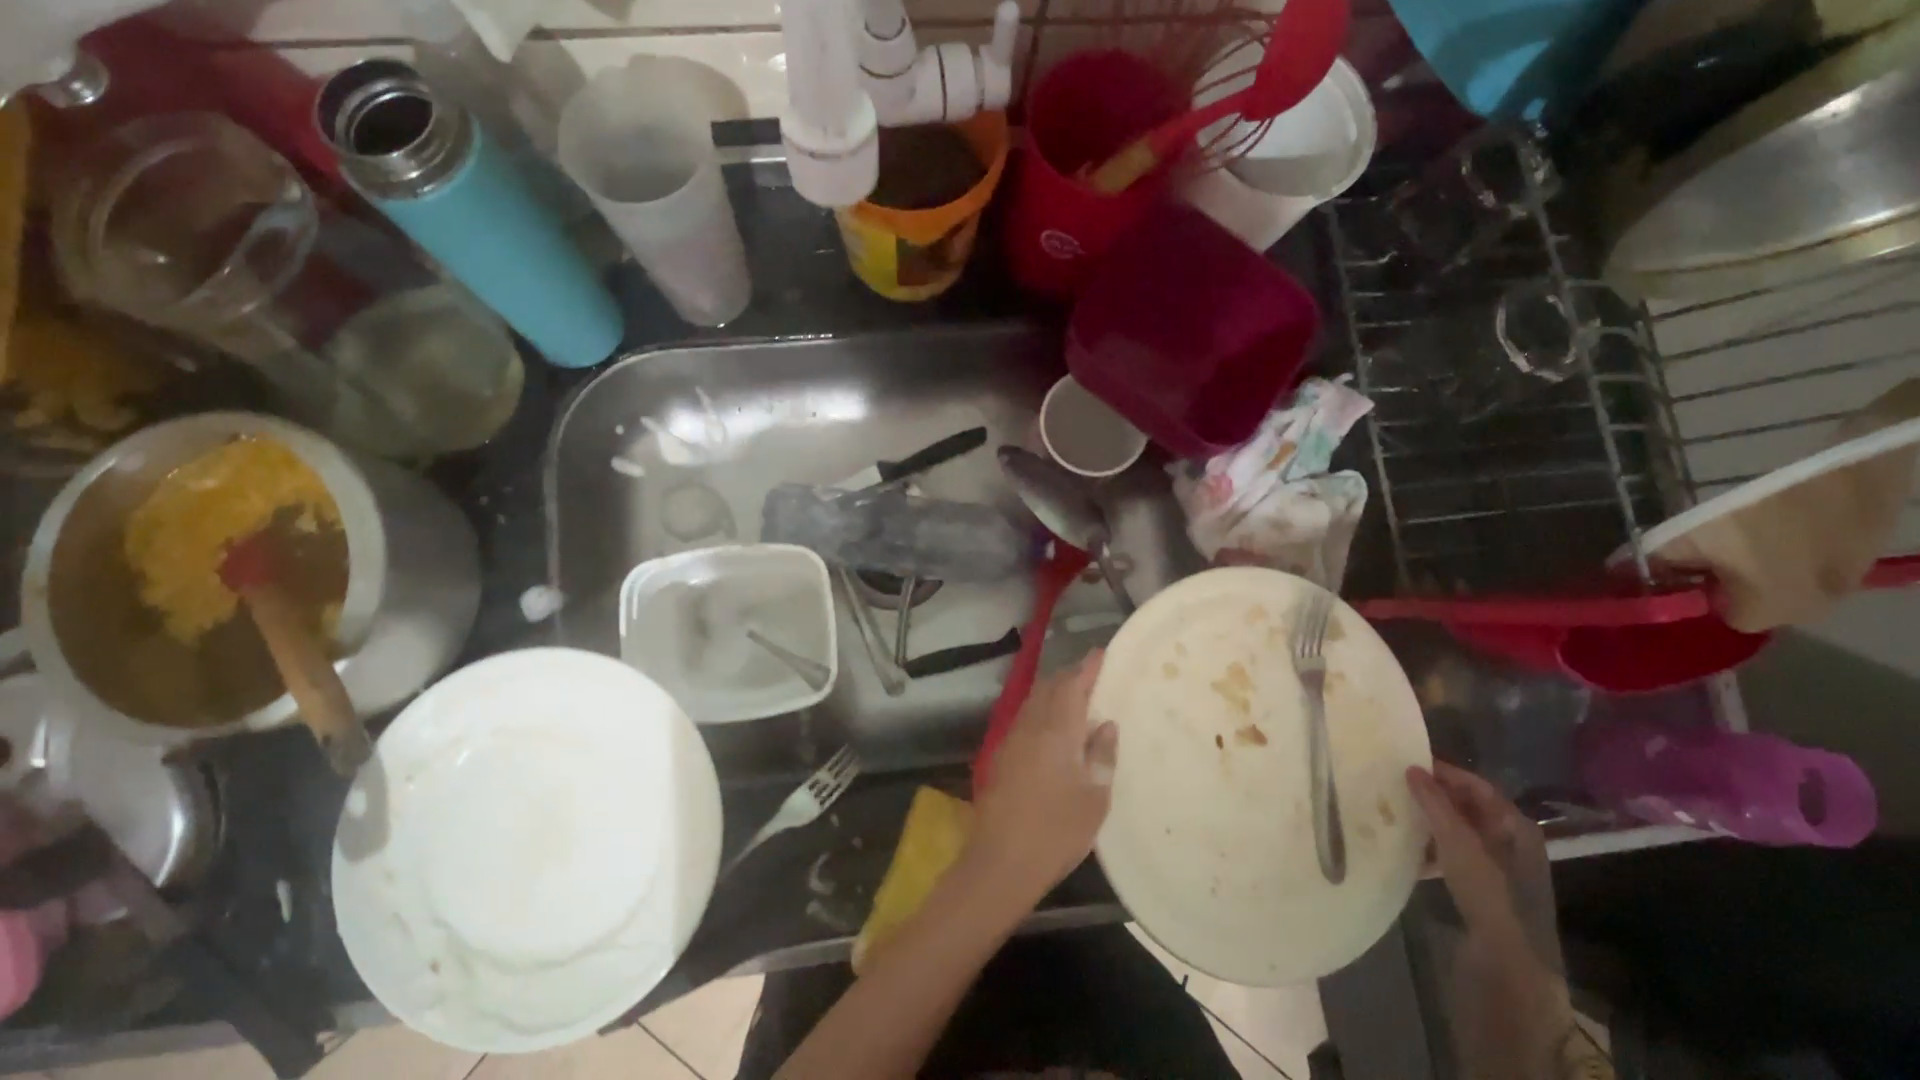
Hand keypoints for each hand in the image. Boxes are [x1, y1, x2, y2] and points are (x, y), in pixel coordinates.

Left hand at [971, 652, 1116, 900]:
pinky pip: (1024, 722)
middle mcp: (1029, 727)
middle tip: (1093, 677)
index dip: (1088, 668)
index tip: (1102, 654)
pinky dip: (1041, 715)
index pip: (1072, 685)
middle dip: (1070, 678)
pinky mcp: (1001, 759)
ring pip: (1033, 704)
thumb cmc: (1057, 830)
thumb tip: (1105, 724)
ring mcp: (1010, 742)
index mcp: (1056, 730)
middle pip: (1048, 688)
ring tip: (1077, 700)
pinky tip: (1053, 731)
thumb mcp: (1094, 797)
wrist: (1001, 862)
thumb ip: (1101, 755)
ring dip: (1053, 695)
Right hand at [1407, 763, 1573, 1079]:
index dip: (1443, 772)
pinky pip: (1449, 860)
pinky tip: (1402, 854)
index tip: (1402, 761)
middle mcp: (1509, 845)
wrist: (1511, 976)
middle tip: (1389, 785)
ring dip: (1426, 823)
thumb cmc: (1493, 905)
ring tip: (1390, 815)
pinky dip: (1427, 852)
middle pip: (1467, 808)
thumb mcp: (1463, 852)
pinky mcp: (1478, 895)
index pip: (1477, 786)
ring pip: (1455, 834)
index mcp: (1517, 829)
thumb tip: (1412, 770)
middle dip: (1432, 795)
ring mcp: (1495, 872)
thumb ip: (1439, 809)